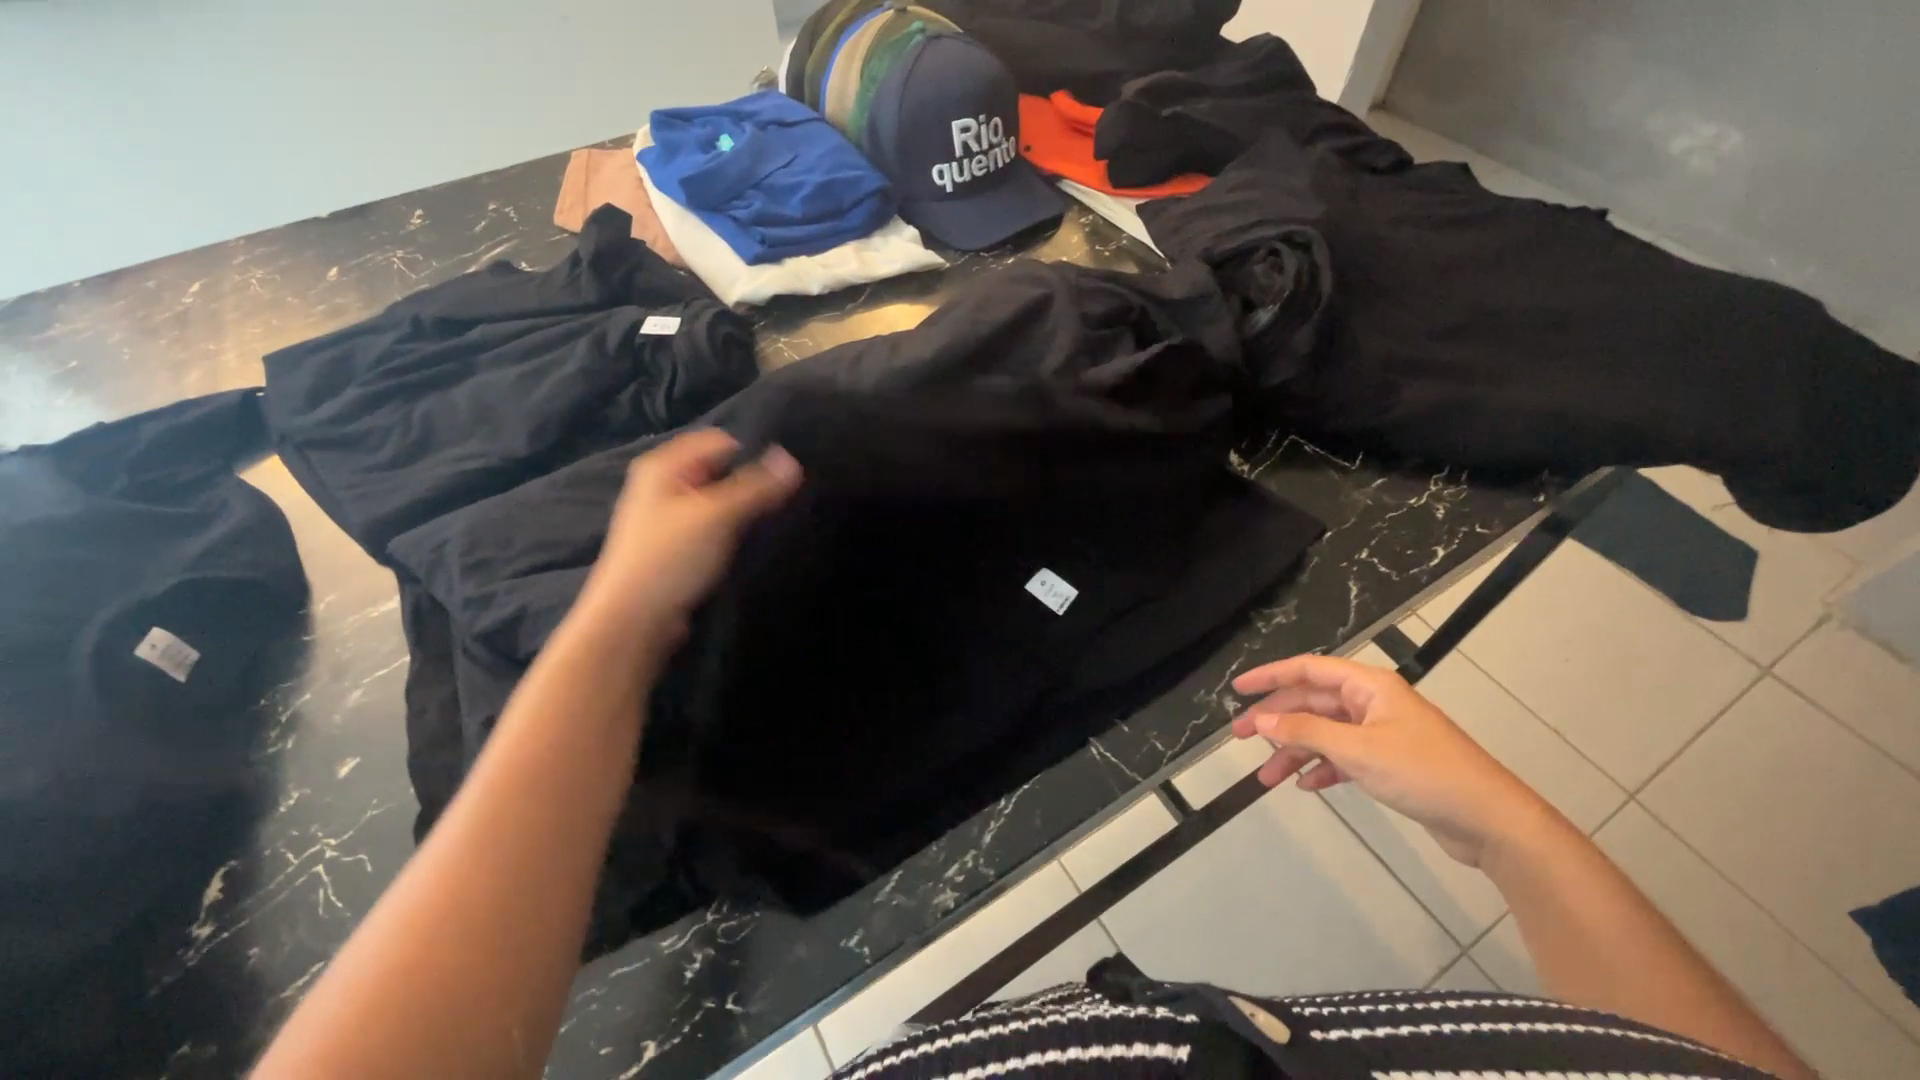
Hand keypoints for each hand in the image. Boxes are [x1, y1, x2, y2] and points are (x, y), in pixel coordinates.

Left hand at [573, 429, 801, 654]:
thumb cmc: (669, 559)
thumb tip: (792, 459)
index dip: (753, 452)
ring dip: (746, 513)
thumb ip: (756, 487)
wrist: (633, 622)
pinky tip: (755, 545)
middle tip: (789, 499)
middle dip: (753, 485)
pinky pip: (715, 530)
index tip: (786, 476)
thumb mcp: (717, 516)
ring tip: (778, 522)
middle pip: (720, 471)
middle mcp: (663, 486)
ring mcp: (670, 519)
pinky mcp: (678, 549)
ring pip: (720, 503)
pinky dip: (734, 534)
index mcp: (663, 466)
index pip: (720, 441)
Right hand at [1230, 654, 1559, 867]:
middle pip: (1312, 703)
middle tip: (1240, 739)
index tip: (1238, 689)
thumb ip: (1307, 731)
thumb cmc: (1424, 773)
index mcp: (1368, 686)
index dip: (1269, 676)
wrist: (1489, 819)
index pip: (1307, 670)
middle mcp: (1373, 703)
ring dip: (1295, 752)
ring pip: (1325, 734)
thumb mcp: (1358, 750)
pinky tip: (1306, 785)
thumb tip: (1264, 720)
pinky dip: (1323, 769)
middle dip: (1277, 721)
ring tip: (1267, 777)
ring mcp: (1382, 733)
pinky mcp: (1390, 763)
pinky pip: (1343, 757)